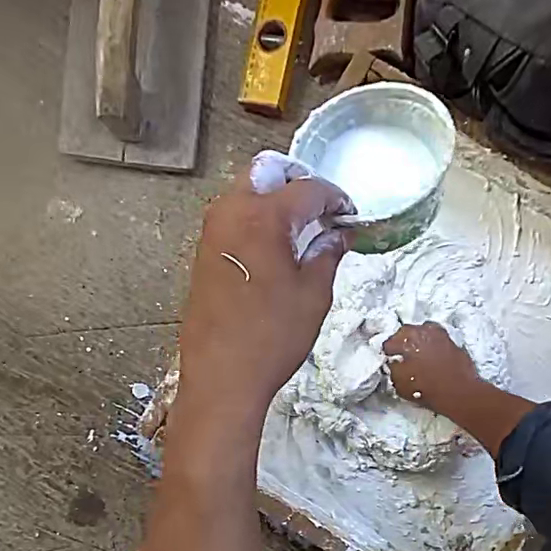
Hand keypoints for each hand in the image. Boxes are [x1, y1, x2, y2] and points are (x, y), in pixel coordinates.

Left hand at [176, 166, 353, 424]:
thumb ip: (327, 254)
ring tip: (300, 233)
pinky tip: (274, 251)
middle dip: (297, 184)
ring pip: (245, 193)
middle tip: (320, 212)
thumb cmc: (271, 338)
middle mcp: (230, 213)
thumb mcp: (313, 295)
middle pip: (267, 173)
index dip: (335, 197)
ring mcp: (211, 232)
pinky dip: (255, 222)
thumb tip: (337, 234)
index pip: (307, 188)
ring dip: (273, 202)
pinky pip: (232, 220)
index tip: (348, 213)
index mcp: (262, 216)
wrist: (222, 377)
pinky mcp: (202, 254)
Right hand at [383, 323, 483, 412]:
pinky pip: (437, 337)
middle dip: (401, 340)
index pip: (389, 342)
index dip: (387, 352)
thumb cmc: (426, 389)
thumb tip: (393, 363)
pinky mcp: (452, 341)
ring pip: (423, 330)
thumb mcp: (400, 384)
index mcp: (406, 340)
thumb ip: (393, 369)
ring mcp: (439, 335)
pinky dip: (432, 342)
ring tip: (417, 350)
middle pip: (406, 331)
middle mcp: (422, 332)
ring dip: (417, 338)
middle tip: (401, 353)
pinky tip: (432, 352)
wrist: (459, 392)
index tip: (388, 358)